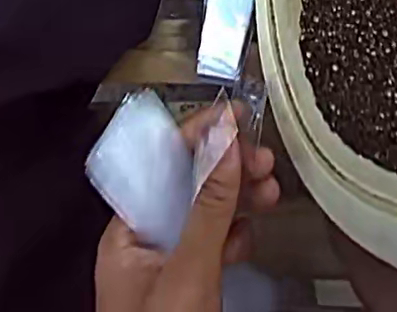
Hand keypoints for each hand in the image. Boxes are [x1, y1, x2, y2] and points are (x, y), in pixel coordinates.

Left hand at [93, 102, 280, 311]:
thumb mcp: (189, 273)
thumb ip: (209, 203)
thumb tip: (226, 138)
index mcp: (128, 234)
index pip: (159, 163)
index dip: (198, 132)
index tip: (236, 115)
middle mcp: (145, 241)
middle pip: (188, 181)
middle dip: (228, 165)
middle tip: (263, 159)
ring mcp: (169, 263)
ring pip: (208, 206)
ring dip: (240, 192)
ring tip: (269, 188)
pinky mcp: (192, 281)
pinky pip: (217, 236)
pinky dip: (238, 225)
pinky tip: (251, 229)